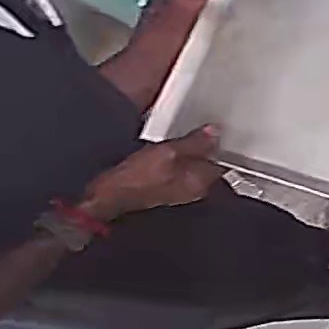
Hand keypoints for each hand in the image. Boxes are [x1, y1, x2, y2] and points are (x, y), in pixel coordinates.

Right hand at [81, 126, 225, 220]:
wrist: (106, 197)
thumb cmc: (134, 179)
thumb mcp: (167, 152)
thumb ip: (194, 142)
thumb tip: (214, 133)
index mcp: (201, 182)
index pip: (222, 161)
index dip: (219, 144)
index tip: (212, 131)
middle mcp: (196, 190)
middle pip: (210, 164)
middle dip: (205, 148)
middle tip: (195, 133)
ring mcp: (183, 191)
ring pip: (195, 166)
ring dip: (190, 154)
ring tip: (178, 142)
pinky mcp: (168, 190)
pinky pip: (181, 171)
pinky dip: (178, 161)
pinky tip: (166, 154)